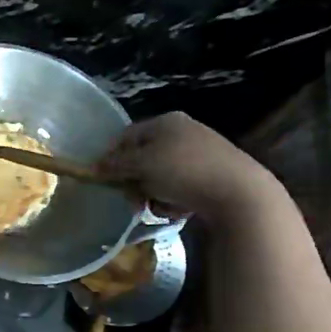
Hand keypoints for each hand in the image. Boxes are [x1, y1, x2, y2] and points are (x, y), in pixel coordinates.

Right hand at [95, 112, 277, 217]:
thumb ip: (117, 165)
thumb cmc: (184, 171)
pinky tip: (181, 209)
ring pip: (158, 177)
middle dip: (135, 182)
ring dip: (154, 195)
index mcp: (165, 122)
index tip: (104, 181)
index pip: (126, 137)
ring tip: (163, 207)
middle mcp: (181, 133)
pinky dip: (174, 200)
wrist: (237, 191)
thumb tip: (93, 166)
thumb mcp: (143, 165)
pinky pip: (178, 188)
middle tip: (136, 202)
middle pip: (142, 159)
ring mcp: (197, 154)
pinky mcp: (208, 176)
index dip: (111, 158)